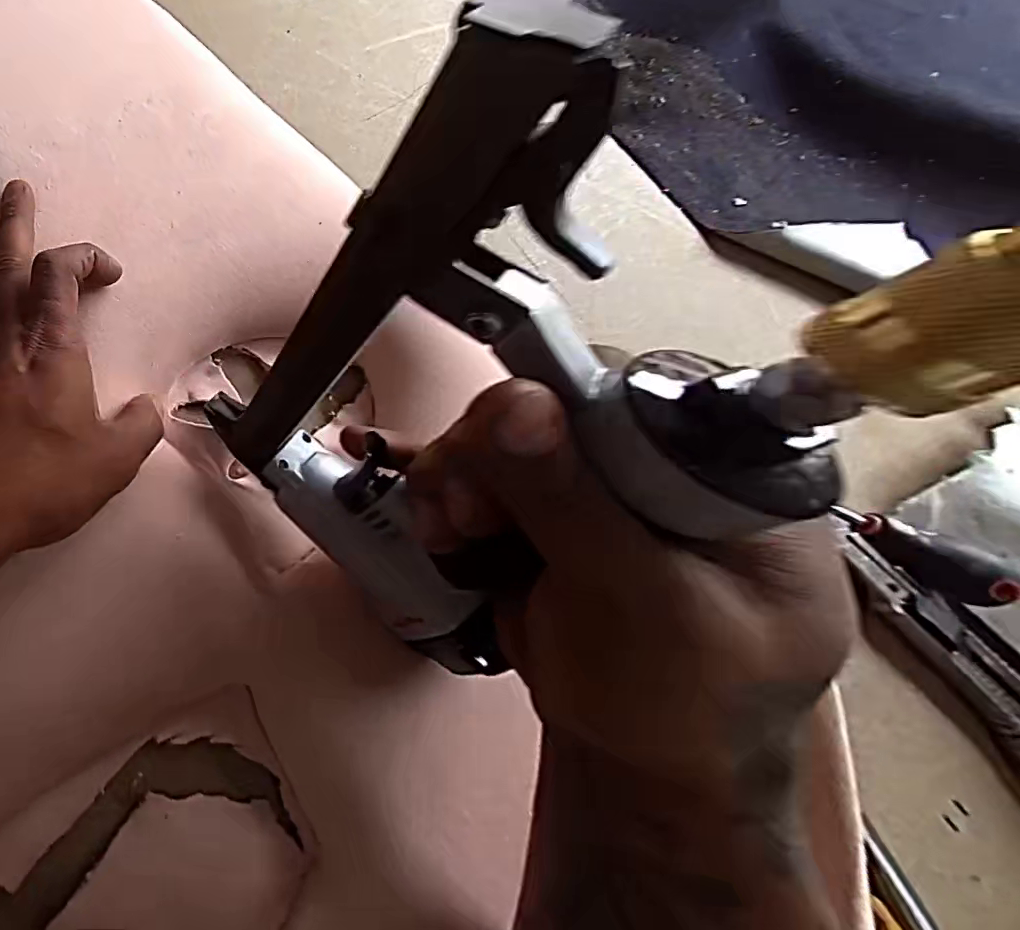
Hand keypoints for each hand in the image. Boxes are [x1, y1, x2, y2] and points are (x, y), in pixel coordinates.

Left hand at [0, 180, 162, 566]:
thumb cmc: (40, 485)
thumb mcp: (113, 462)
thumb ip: (139, 427)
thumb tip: (148, 407)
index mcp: (50, 349)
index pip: (59, 275)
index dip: (85, 258)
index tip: (109, 272)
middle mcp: (7, 341)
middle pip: (7, 265)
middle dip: (14, 222)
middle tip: (14, 187)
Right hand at [360, 379, 857, 790]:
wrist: (629, 755)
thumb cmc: (672, 698)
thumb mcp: (634, 600)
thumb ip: (571, 500)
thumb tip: (517, 399)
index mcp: (725, 479)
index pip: (629, 394)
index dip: (552, 410)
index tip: (497, 454)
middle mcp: (654, 468)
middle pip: (544, 409)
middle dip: (485, 456)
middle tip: (467, 516)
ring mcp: (588, 488)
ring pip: (493, 439)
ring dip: (450, 480)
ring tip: (448, 537)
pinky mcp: (536, 510)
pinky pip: (472, 472)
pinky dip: (436, 489)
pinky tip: (424, 513)